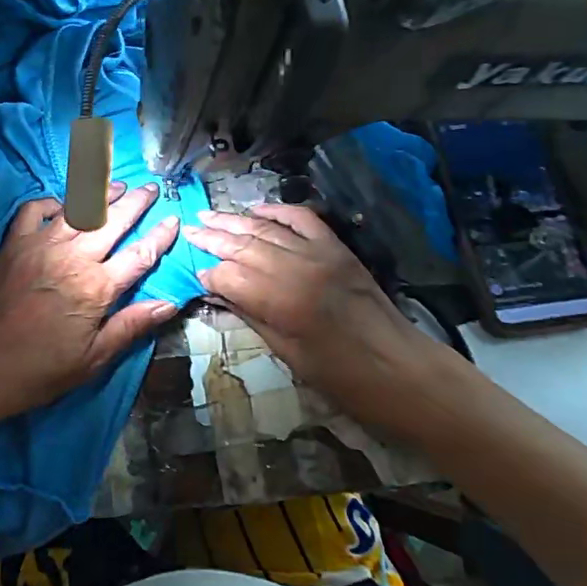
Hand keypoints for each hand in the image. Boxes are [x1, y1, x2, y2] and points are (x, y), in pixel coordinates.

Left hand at [0, 182, 182, 424]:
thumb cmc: (41, 369)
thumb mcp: (93, 358)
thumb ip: (131, 326)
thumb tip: (170, 303)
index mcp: (97, 287)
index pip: (140, 254)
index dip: (160, 236)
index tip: (173, 219)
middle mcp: (73, 257)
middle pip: (113, 221)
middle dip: (136, 202)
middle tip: (150, 187)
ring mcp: (41, 245)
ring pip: (79, 210)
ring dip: (101, 195)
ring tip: (117, 185)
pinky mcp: (14, 244)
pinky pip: (33, 210)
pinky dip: (49, 202)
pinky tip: (61, 204)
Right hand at [185, 204, 466, 417]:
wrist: (398, 367)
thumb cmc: (339, 375)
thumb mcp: (285, 351)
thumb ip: (249, 314)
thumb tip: (216, 291)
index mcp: (281, 301)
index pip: (230, 275)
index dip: (209, 273)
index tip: (194, 273)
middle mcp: (297, 268)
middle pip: (243, 246)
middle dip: (213, 238)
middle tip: (188, 231)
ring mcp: (319, 253)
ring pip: (267, 229)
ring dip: (235, 221)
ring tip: (208, 216)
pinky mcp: (337, 247)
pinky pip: (303, 219)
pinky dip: (277, 211)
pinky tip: (256, 210)